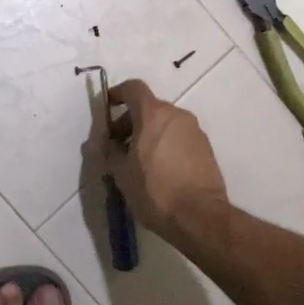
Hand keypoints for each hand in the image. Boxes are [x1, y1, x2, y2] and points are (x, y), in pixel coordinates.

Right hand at [91, 79, 230, 248]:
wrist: (199, 216)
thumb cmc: (154, 190)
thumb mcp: (121, 173)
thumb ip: (107, 152)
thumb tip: (97, 142)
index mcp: (153, 114)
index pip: (133, 88)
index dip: (118, 94)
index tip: (108, 107)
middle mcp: (177, 115)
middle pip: (149, 107)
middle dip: (131, 121)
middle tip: (118, 145)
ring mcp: (195, 131)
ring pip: (166, 123)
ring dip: (149, 134)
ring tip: (138, 161)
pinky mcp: (206, 148)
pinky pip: (180, 137)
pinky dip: (166, 144)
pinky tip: (160, 170)